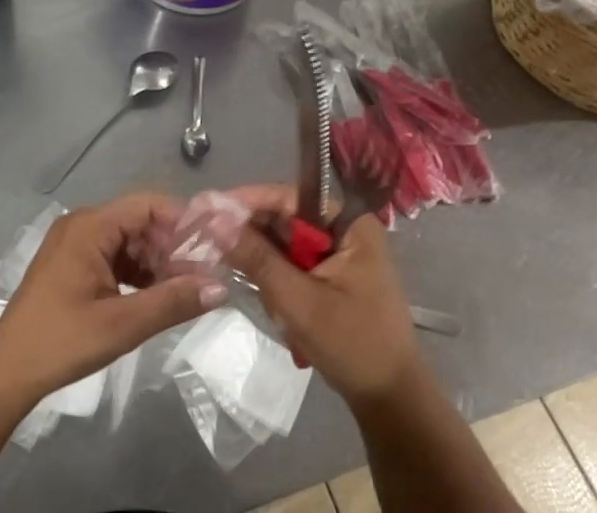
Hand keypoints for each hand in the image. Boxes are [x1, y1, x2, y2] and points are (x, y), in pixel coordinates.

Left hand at [0, 193, 228, 399]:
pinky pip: (113, 258)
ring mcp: (74, 246)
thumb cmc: (63, 340)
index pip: (148, 205)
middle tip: (205, 277)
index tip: (214, 247)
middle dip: (172, 247)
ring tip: (186, 291)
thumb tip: (221, 287)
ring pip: (128, 242)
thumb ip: (173, 302)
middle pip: (139, 223)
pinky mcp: (72, 267)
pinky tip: (157, 297)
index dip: (183, 222)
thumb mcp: (123, 323)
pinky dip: (137, 274)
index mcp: (89, 227)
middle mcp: (81, 226)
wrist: (9, 370)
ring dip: (157, 263)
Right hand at [222, 184, 423, 412]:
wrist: (390, 399)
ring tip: (227, 266)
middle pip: (285, 217)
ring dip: (260, 258)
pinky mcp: (332, 278)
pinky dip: (274, 276)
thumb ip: (257, 258)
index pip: (290, 196)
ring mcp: (340, 255)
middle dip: (249, 232)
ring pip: (285, 242)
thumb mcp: (298, 300)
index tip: (207, 208)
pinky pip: (294, 264)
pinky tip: (259, 292)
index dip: (247, 200)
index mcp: (351, 224)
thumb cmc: (352, 344)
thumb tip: (214, 220)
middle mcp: (346, 231)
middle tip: (206, 240)